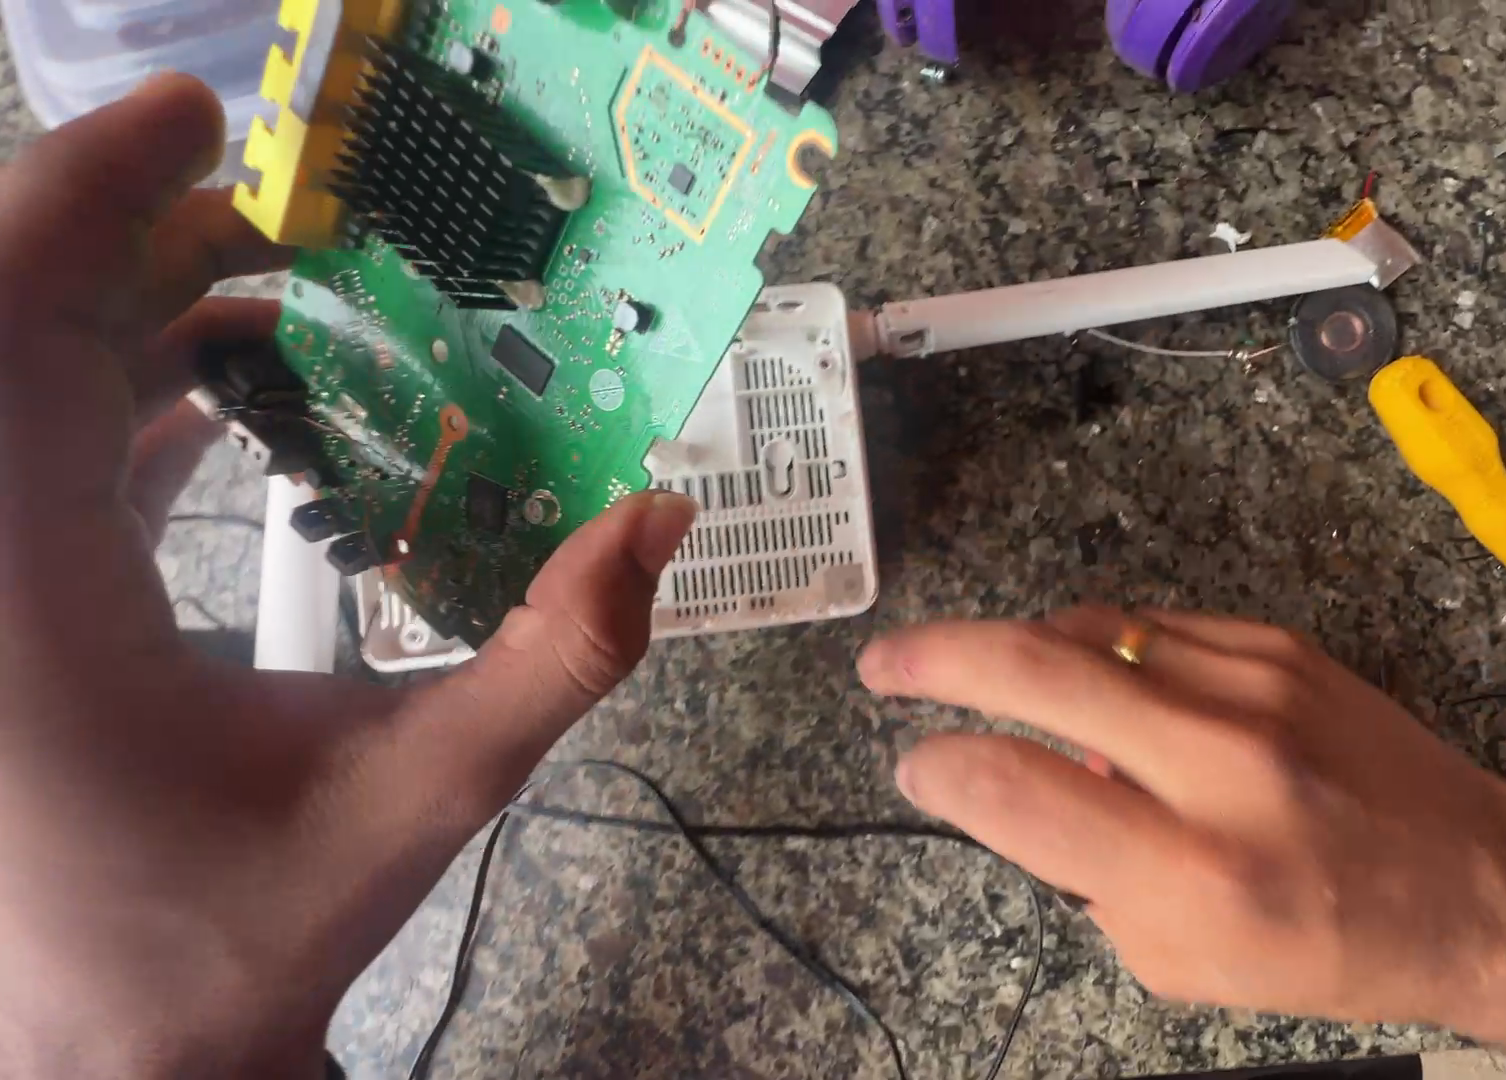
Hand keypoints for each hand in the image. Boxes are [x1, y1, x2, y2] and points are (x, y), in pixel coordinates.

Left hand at [0, 77, 695, 1077]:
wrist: (119, 1045)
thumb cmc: (271, 912)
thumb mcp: (448, 780)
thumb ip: (571, 648)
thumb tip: (662, 515)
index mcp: (22, 608)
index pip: (7, 345)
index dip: (80, 203)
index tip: (194, 126)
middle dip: (114, 242)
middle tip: (265, 207)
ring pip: (2, 401)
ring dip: (116, 320)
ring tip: (260, 292)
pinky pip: (24, 465)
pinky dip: (105, 403)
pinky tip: (213, 403)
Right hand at [859, 607, 1505, 1026]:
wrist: (1476, 879)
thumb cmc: (1326, 943)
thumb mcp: (1187, 963)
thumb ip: (1087, 871)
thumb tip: (1014, 782)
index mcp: (1200, 874)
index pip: (1025, 793)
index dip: (944, 770)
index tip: (913, 762)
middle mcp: (1223, 764)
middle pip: (1043, 675)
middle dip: (938, 659)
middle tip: (882, 664)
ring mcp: (1253, 685)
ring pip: (1086, 630)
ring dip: (1015, 647)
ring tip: (984, 669)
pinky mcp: (1273, 644)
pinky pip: (1144, 625)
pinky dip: (1090, 644)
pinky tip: (1083, 668)